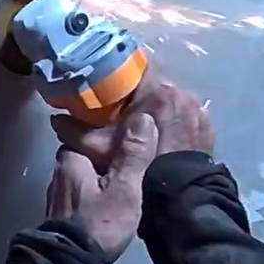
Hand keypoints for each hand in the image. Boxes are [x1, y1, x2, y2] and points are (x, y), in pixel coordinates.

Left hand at [46, 112, 158, 259]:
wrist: (74, 263)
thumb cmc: (99, 222)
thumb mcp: (124, 187)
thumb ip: (133, 154)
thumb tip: (143, 118)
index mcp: (70, 159)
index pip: (87, 132)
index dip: (108, 129)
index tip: (129, 129)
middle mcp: (59, 171)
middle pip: (86, 152)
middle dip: (106, 152)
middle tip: (135, 152)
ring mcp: (58, 192)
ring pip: (84, 171)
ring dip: (101, 171)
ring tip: (129, 172)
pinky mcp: (62, 210)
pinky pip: (82, 188)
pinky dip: (95, 187)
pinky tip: (112, 194)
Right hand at [50, 76, 214, 172]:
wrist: (180, 196)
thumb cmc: (137, 166)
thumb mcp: (98, 149)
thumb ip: (75, 132)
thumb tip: (56, 119)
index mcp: (156, 91)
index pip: (136, 67)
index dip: (119, 74)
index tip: (107, 86)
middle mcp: (180, 93)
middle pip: (153, 84)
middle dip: (137, 94)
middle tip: (119, 108)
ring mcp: (197, 110)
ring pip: (170, 100)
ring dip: (156, 107)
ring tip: (139, 123)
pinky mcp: (206, 127)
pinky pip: (184, 115)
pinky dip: (172, 120)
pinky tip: (161, 135)